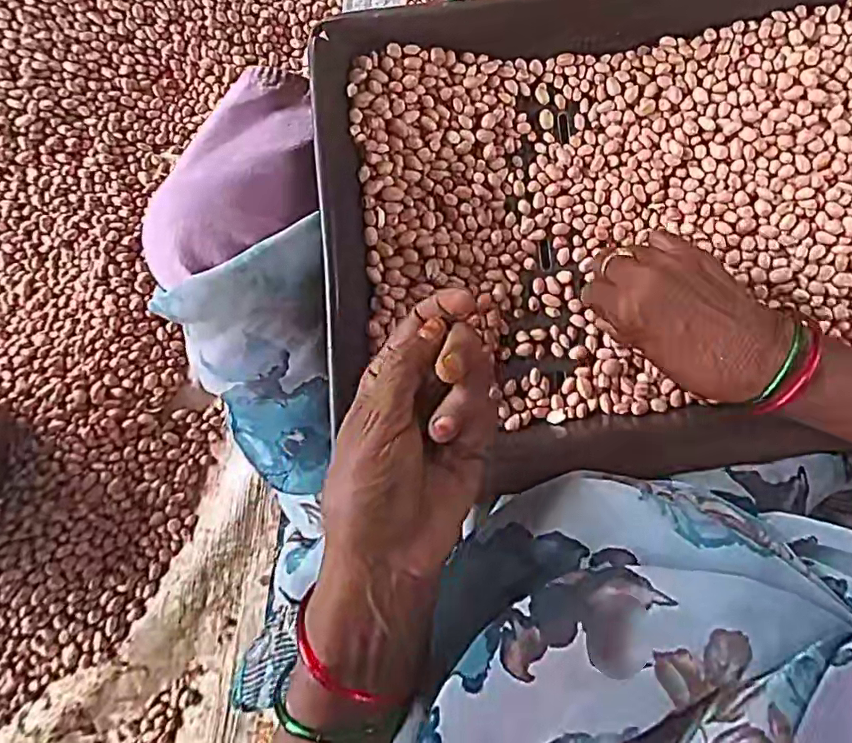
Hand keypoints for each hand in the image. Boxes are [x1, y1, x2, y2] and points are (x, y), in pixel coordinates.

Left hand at [302, 290, 496, 703]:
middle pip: (454, 342)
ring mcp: (450, 414)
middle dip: (456, 349)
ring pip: (475, 372)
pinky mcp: (475, 440)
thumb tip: (432, 323)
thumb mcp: (375, 418)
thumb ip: (404, 366)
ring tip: (440, 428)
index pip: (417, 328)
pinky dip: (470, 417)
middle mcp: (421, 390)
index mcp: (388, 378)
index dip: (440, 307)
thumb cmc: (364, 484)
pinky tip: (450, 440)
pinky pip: (486, 407)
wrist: (388, 552)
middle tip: (448, 370)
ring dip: (461, 392)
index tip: (465, 299)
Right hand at [581, 230, 796, 404]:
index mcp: (628, 308)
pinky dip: (654, 248)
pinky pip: (659, 238)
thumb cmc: (708, 367)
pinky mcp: (693, 254)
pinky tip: (658, 262)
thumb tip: (611, 317)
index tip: (599, 305)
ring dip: (628, 261)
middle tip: (613, 289)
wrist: (758, 356)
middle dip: (606, 277)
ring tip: (634, 275)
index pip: (593, 292)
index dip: (595, 301)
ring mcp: (669, 261)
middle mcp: (644, 278)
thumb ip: (626, 329)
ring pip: (630, 248)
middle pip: (606, 263)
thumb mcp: (654, 356)